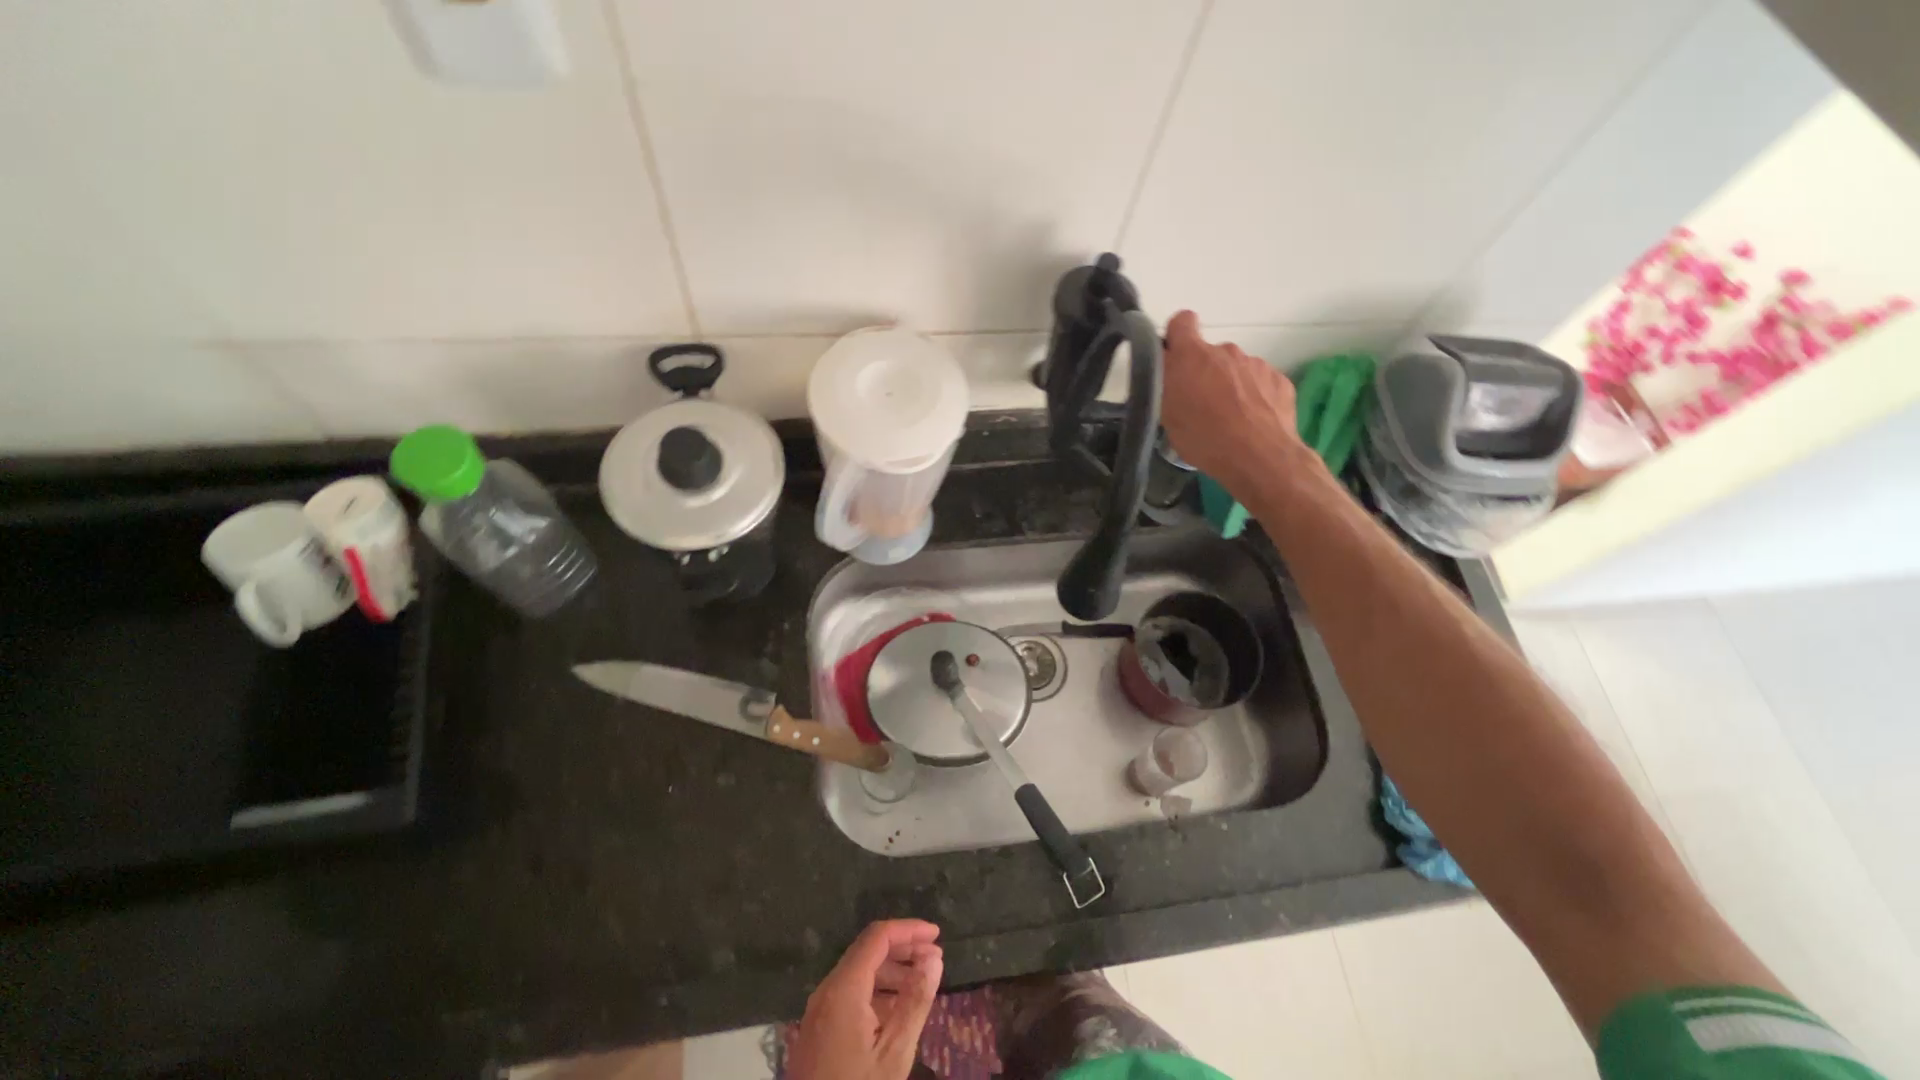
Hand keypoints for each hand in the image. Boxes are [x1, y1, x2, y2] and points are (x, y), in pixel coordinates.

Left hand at [789, 919, 943, 1079]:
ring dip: (891, 970)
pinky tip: (897, 1009)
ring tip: (922, 984)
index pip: (877, 938)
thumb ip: (915, 1000)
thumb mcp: (895, 1051)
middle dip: (903, 949)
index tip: (938, 935)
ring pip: (857, 972)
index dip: (909, 930)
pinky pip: (849, 993)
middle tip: (935, 960)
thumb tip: (934, 958)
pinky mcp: (818, 1027)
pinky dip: (875, 991)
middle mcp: (826, 990)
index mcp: (843, 989)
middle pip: (866, 951)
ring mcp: (819, 1009)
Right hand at [1159, 310, 1312, 497]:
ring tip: (1232, 417)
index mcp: (1192, 356)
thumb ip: (1166, 384)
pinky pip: (1260, 382)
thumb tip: (1170, 371)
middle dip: (1205, 371)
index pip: (1182, 322)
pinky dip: (1255, 396)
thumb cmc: (1204, 438)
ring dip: (1231, 385)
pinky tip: (1253, 421)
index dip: (1178, 335)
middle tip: (1203, 404)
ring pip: (1236, 369)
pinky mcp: (1278, 379)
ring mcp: (1255, 363)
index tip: (1176, 356)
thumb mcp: (1168, 416)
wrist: (1260, 457)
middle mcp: (1225, 351)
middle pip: (1210, 353)